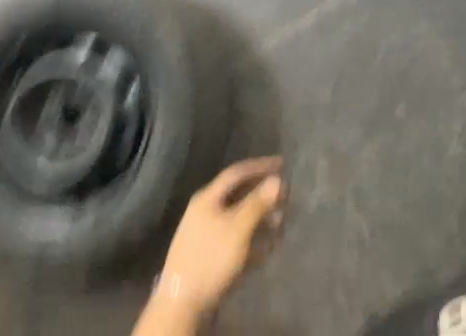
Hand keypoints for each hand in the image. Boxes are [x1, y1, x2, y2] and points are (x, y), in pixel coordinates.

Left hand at [156, 157, 284, 316]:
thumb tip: (277, 179)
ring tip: (278, 227)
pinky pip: (233, 240)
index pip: (236, 173)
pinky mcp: (207, 255)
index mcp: (207, 199)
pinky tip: (264, 251)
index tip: (281, 164)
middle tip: (284, 200)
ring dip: (259, 221)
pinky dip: (250, 241)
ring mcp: (204, 234)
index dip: (260, 166)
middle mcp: (204, 211)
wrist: (181, 303)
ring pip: (237, 220)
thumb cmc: (211, 258)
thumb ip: (257, 203)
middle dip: (262, 198)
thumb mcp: (238, 228)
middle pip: (238, 196)